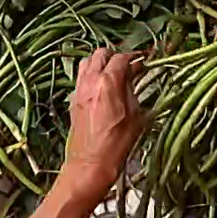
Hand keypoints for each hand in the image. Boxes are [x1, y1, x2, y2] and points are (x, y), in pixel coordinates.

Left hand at [62, 48, 144, 200]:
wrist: (90, 164)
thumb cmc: (117, 143)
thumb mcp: (136, 116)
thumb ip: (133, 90)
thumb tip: (134, 75)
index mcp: (108, 82)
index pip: (121, 58)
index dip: (134, 58)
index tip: (143, 62)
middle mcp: (90, 80)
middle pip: (101, 54)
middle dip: (115, 57)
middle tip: (128, 67)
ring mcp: (79, 89)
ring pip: (88, 62)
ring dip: (101, 63)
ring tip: (113, 74)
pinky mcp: (73, 99)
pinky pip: (81, 77)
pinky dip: (91, 75)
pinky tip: (101, 88)